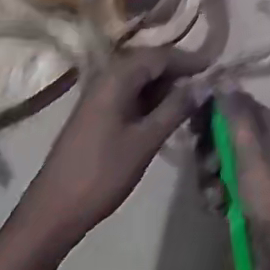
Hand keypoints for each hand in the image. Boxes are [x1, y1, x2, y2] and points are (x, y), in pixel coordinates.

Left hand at [22, 48, 197, 238]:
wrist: (51, 214)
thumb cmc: (101, 174)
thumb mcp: (146, 140)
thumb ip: (177, 107)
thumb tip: (207, 83)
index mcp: (117, 77)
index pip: (162, 55)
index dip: (191, 62)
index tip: (218, 73)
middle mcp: (107, 78)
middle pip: (152, 64)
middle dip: (181, 74)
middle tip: (208, 90)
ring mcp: (100, 97)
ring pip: (143, 81)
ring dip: (167, 89)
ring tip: (193, 105)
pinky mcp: (98, 115)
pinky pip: (132, 96)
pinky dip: (152, 102)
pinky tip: (167, 118)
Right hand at [219, 91, 269, 265]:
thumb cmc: (268, 191)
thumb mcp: (249, 149)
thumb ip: (235, 114)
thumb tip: (224, 75)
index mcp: (263, 123)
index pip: (231, 102)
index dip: (210, 109)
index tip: (192, 122)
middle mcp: (256, 141)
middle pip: (218, 132)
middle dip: (207, 149)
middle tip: (209, 165)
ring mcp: (248, 168)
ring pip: (214, 160)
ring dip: (209, 177)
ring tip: (215, 193)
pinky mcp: (241, 193)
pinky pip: (216, 185)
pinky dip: (214, 195)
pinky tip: (217, 207)